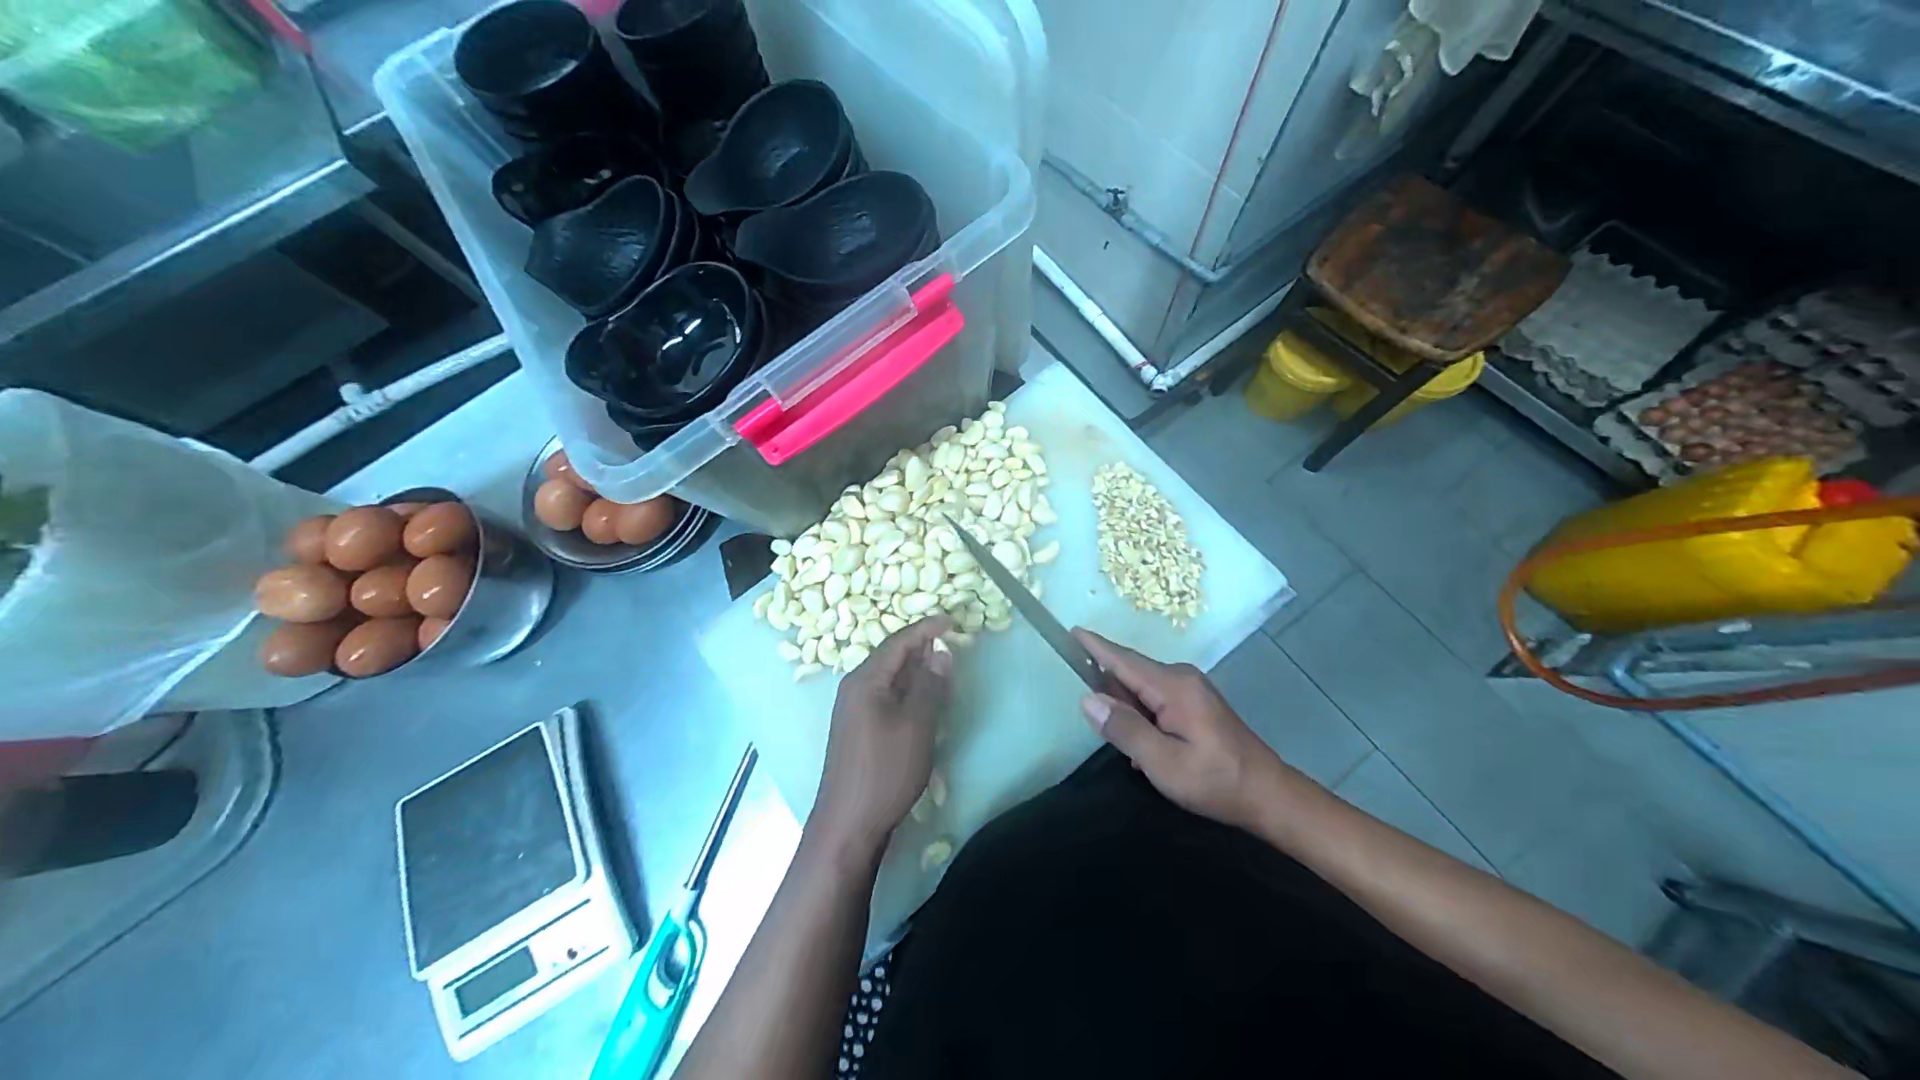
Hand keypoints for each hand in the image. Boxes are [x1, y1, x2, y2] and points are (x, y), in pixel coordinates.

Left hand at [811, 616, 953, 857]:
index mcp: (865, 680)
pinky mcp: (859, 730)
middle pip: (891, 657)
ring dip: (916, 669)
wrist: (849, 823)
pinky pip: (886, 697)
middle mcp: (855, 689)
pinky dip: (908, 691)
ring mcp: (854, 711)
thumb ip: (929, 685)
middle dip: (921, 646)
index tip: (952, 620)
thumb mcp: (916, 725)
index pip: (898, 642)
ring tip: (944, 665)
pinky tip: (925, 700)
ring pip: (889, 678)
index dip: (926, 628)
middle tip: (953, 641)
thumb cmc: (885, 771)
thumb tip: (939, 652)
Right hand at [1074, 628, 1288, 830]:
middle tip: (1090, 714)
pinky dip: (1140, 716)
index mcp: (1174, 686)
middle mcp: (1182, 678)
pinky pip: (1155, 699)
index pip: (1123, 659)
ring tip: (1117, 738)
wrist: (1269, 796)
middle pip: (1130, 672)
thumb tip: (1088, 699)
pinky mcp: (1195, 704)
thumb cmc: (1216, 781)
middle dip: (1106, 686)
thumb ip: (1124, 729)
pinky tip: (1141, 747)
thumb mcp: (1163, 762)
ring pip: (1141, 688)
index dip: (1095, 647)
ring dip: (1125, 708)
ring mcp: (1191, 690)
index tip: (1070, 631)